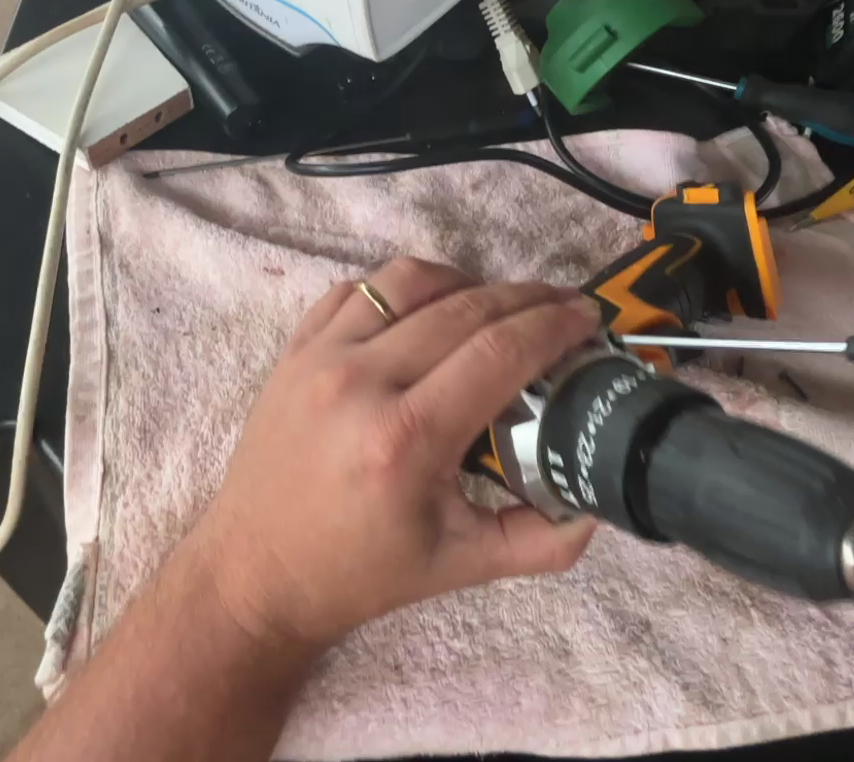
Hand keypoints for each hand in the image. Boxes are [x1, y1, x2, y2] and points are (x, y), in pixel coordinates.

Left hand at [182, 258, 601, 651]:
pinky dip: (403, 287)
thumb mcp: (459, 567)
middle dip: (527, 298)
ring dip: (465, 280)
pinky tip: (427, 308)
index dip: (553, 325)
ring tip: (497, 303)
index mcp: (405, 438)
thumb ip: (540, 541)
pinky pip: (358, 290)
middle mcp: (360, 381)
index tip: (587, 317)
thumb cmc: (358, 573)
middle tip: (562, 305)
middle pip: (464, 308)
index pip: (498, 352)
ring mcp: (320, 355)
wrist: (255, 568)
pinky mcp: (295, 349)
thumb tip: (597, 505)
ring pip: (408, 280)